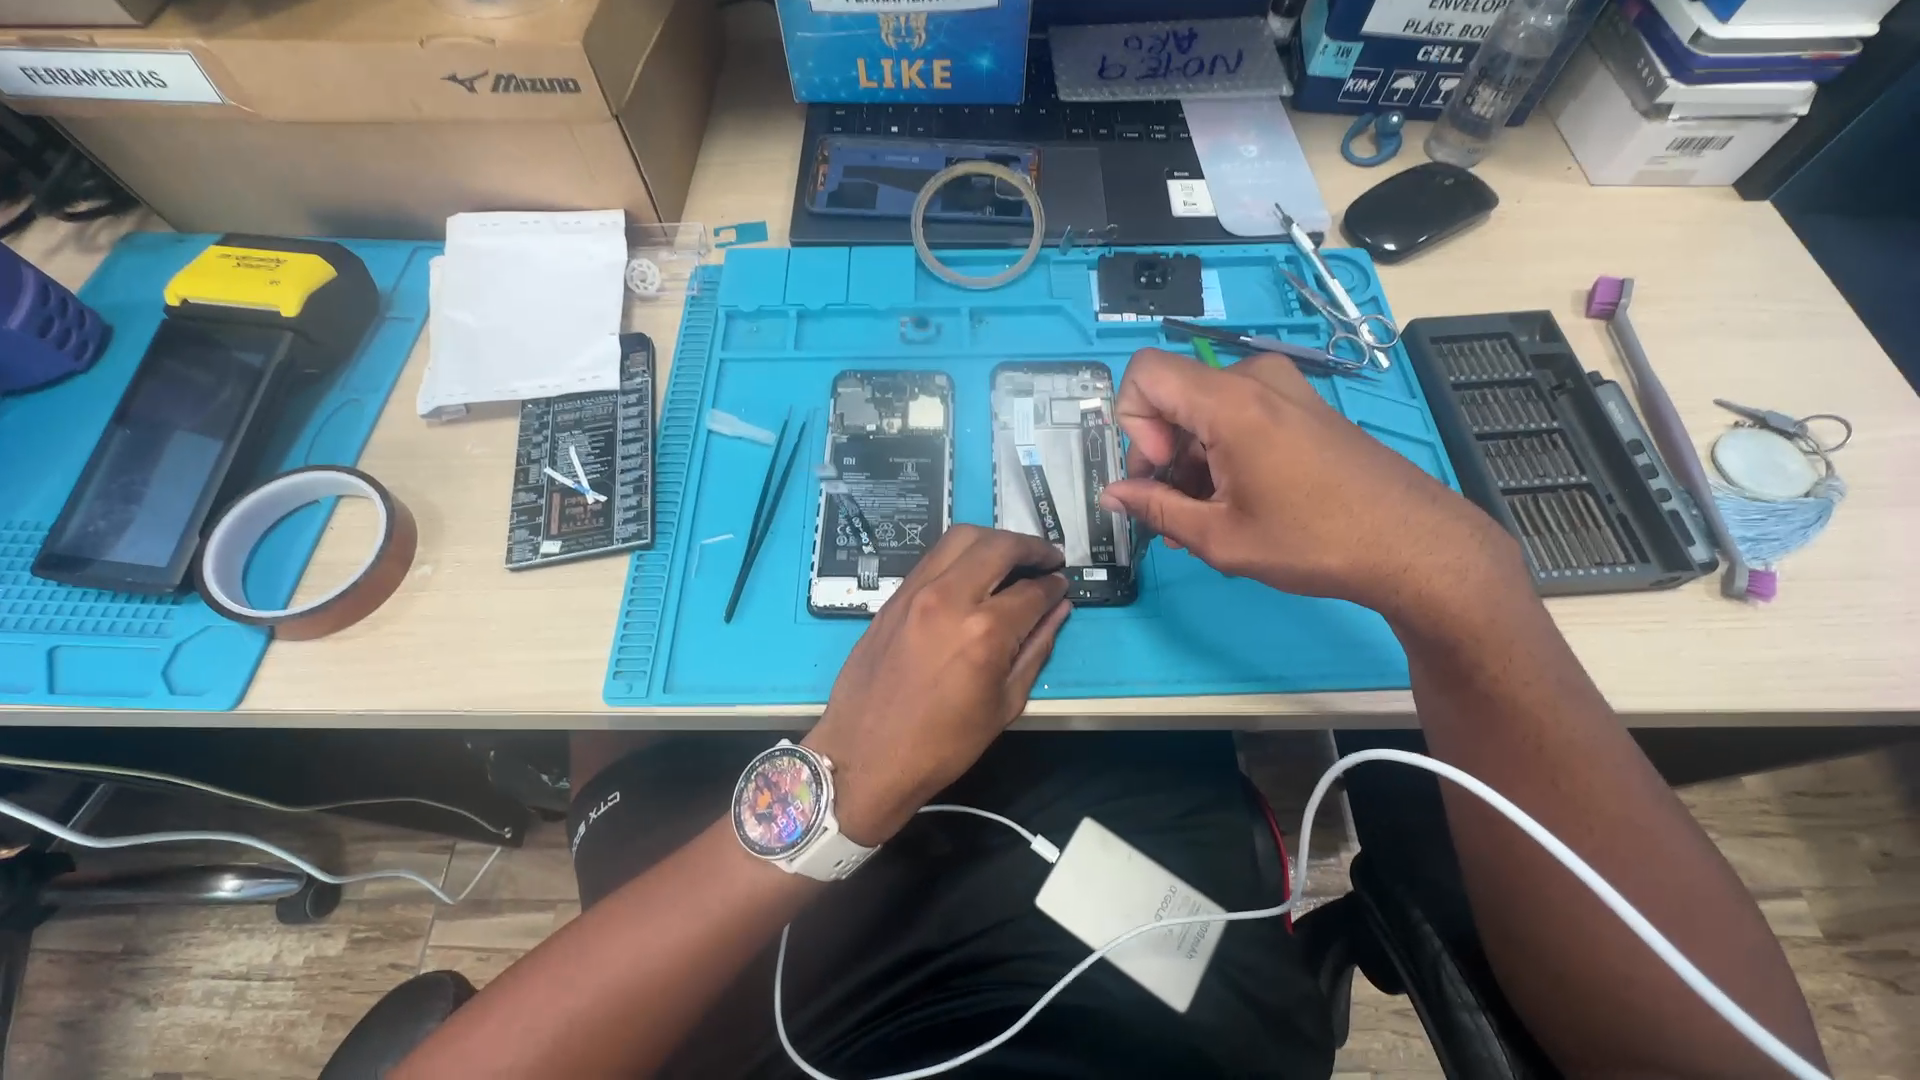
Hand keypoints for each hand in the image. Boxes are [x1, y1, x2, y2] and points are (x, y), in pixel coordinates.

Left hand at [803, 526, 1069, 845]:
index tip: (1061, 583)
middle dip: (1030, 547)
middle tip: (1047, 558)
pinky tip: (972, 571)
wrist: (865, 757)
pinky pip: (933, 557)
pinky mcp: (893, 597)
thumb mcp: (1004, 705)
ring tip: (1011, 556)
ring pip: (960, 538)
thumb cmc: (942, 745)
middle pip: (998, 546)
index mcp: (984, 632)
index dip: (1053, 585)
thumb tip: (1058, 610)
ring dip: (993, 540)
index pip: (1032, 590)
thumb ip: (1036, 649)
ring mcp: (915, 593)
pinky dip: (960, 554)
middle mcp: (949, 598)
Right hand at [1100, 348, 1524, 622]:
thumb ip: (1155, 509)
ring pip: (1205, 412)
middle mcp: (1257, 379)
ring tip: (1209, 520)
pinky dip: (1223, 454)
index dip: (1133, 424)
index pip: (1144, 374)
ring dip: (1192, 461)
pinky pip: (1240, 416)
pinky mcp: (1304, 407)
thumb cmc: (1313, 541)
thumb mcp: (1219, 537)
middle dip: (1162, 454)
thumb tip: (1111, 494)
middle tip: (1176, 511)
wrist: (1414, 545)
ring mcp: (1286, 390)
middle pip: (1175, 398)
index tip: (1160, 472)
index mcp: (1231, 402)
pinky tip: (1238, 505)